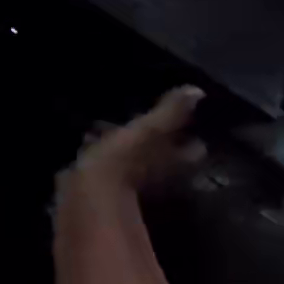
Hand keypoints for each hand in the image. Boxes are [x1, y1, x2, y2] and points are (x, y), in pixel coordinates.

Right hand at [63, 86, 205, 195]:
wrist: (89, 193)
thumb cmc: (124, 159)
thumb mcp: (148, 128)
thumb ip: (171, 110)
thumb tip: (197, 90)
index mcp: (179, 160)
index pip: (194, 144)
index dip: (185, 131)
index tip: (170, 117)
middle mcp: (165, 175)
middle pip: (165, 153)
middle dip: (151, 138)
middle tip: (131, 120)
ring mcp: (137, 184)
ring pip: (136, 159)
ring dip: (124, 146)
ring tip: (102, 128)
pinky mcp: (109, 187)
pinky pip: (111, 166)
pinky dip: (103, 155)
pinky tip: (87, 144)